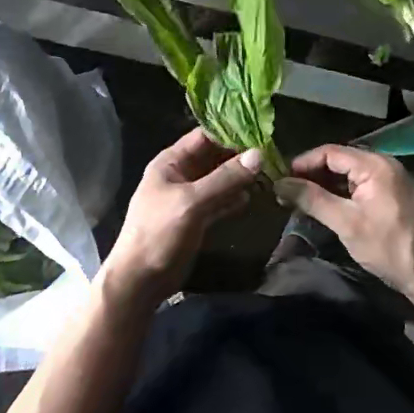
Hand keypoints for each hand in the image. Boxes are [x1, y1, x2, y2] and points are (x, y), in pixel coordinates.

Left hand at [100, 128, 263, 309]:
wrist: (141, 279)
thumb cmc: (159, 233)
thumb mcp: (192, 202)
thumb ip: (225, 178)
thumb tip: (259, 155)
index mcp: (170, 162)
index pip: (204, 136)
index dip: (231, 132)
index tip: (262, 133)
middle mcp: (180, 175)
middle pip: (214, 157)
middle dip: (240, 156)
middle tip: (272, 155)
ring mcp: (189, 197)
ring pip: (219, 180)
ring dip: (240, 178)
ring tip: (270, 174)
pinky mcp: (197, 218)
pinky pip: (219, 201)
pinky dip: (234, 198)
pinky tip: (253, 198)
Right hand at [273, 145, 413, 298]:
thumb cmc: (387, 246)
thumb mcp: (345, 222)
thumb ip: (312, 199)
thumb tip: (279, 183)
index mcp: (375, 165)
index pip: (330, 152)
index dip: (303, 163)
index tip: (280, 179)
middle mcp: (384, 165)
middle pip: (339, 160)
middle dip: (312, 173)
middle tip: (286, 191)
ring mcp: (390, 180)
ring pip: (348, 174)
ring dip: (324, 184)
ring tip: (299, 199)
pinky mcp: (391, 195)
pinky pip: (359, 185)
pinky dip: (340, 192)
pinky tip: (323, 206)